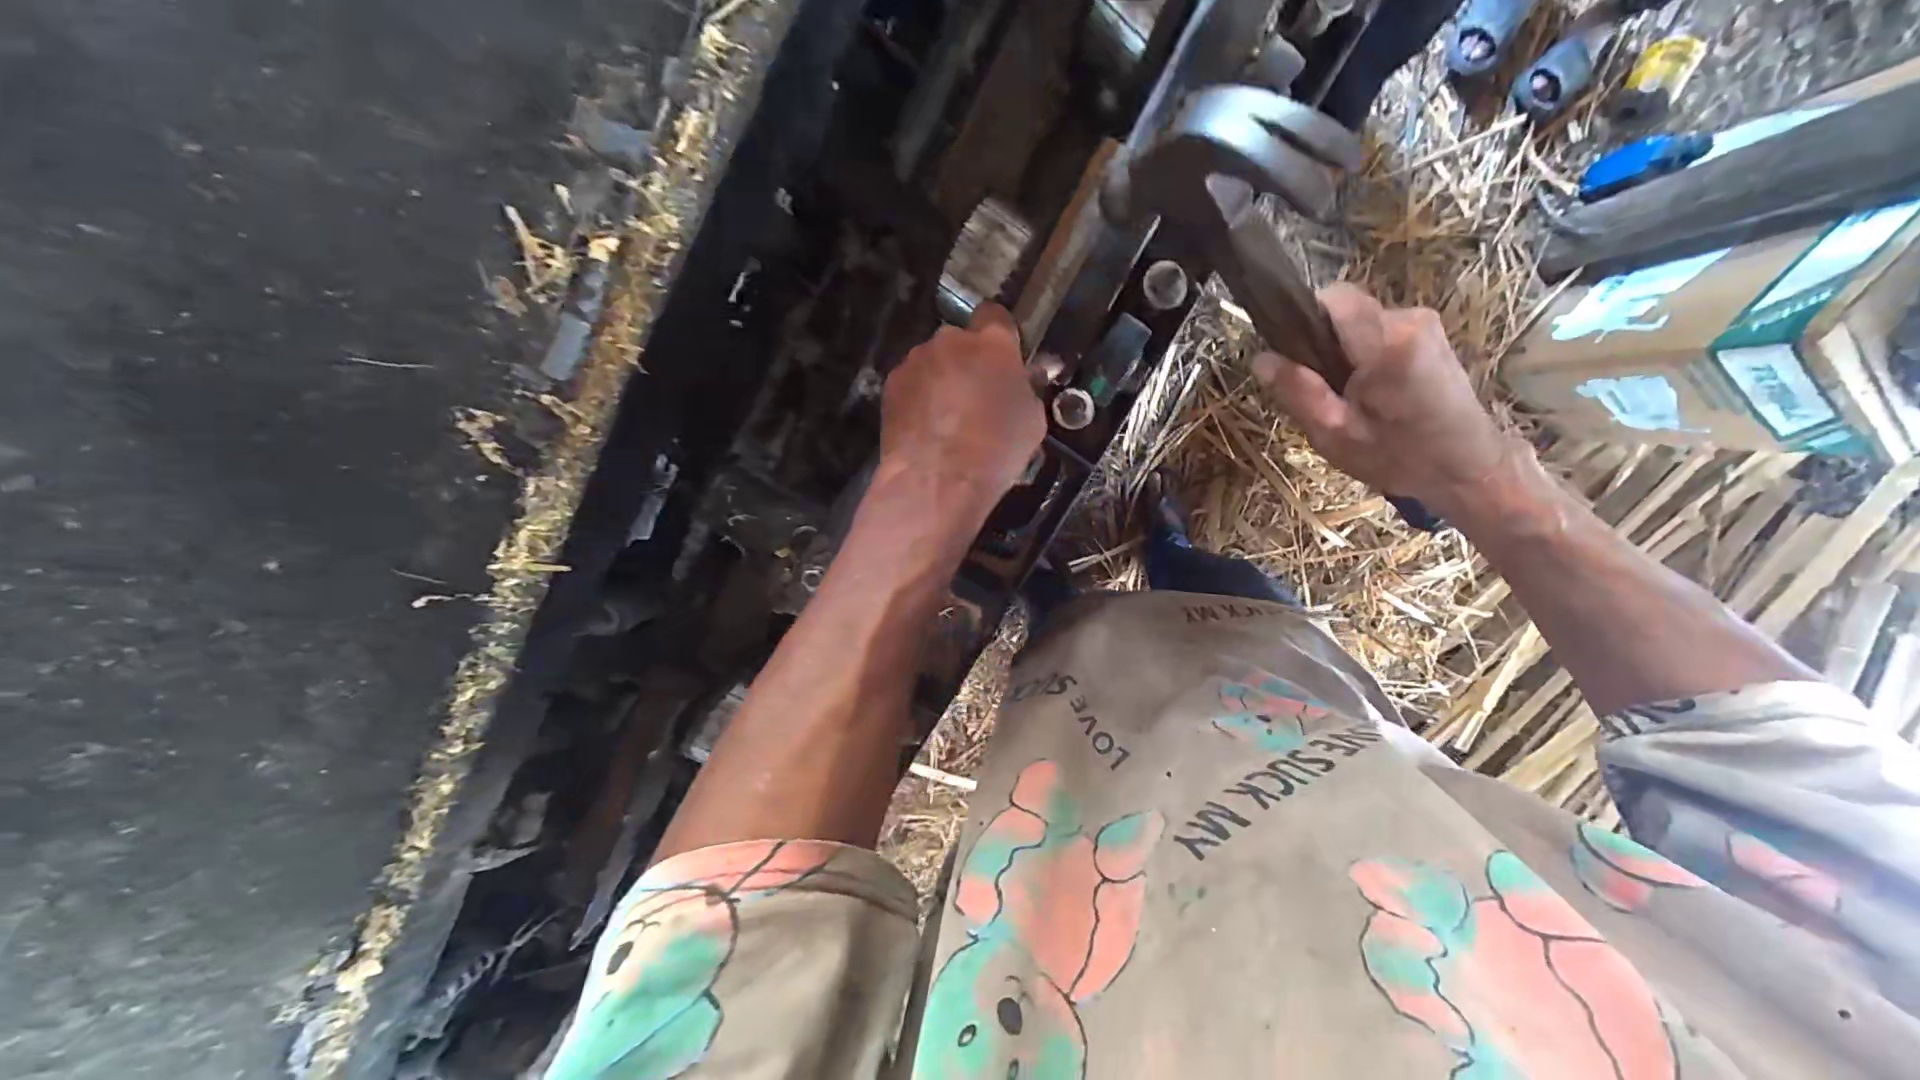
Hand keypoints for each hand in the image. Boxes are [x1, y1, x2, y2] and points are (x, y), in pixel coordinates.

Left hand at [880, 303, 1046, 504]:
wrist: (938, 480)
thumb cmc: (996, 449)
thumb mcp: (1032, 419)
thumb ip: (1024, 388)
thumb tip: (1018, 383)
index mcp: (992, 343)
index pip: (996, 315)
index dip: (999, 336)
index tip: (1002, 360)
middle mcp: (950, 341)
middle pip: (960, 341)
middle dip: (967, 362)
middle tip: (975, 398)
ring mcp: (915, 361)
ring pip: (932, 362)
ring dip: (940, 380)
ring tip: (945, 420)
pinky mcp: (891, 385)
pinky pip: (911, 384)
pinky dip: (917, 399)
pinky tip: (924, 428)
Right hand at [1252, 284, 1520, 521]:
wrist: (1467, 467)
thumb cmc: (1398, 456)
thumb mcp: (1335, 433)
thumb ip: (1298, 391)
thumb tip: (1261, 358)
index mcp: (1387, 343)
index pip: (1333, 299)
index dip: (1302, 319)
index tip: (1292, 357)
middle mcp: (1410, 319)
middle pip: (1343, 311)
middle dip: (1320, 343)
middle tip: (1318, 391)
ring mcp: (1425, 323)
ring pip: (1358, 322)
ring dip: (1340, 352)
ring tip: (1345, 397)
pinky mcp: (1429, 334)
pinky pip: (1376, 331)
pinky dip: (1361, 355)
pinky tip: (1368, 392)